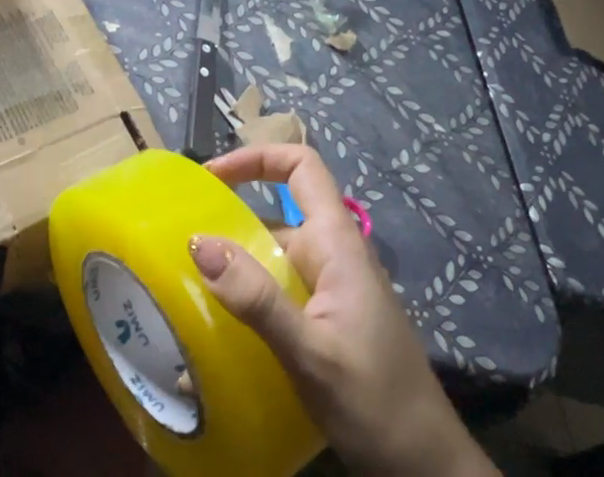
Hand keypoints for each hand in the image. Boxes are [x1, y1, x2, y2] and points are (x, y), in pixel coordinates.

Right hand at [192, 145, 496, 476]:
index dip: (257, 157)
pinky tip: (216, 328)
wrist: (426, 468)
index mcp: (337, 246)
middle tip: (177, 246)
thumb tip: (198, 241)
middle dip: (228, 223)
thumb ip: (256, 298)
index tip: (210, 177)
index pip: (303, 168)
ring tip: (184, 288)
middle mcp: (334, 258)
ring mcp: (331, 292)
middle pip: (277, 217)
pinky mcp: (326, 322)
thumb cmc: (376, 402)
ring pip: (273, 259)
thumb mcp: (310, 352)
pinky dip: (246, 299)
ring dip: (234, 267)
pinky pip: (278, 294)